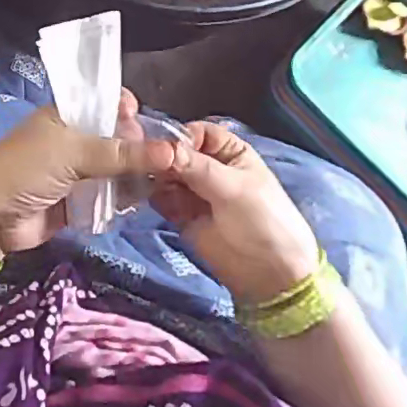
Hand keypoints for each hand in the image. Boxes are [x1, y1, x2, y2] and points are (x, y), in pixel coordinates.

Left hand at [0, 91, 153, 256]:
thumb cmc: (25, 169)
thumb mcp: (73, 152)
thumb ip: (121, 153)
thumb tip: (172, 152)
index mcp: (69, 114)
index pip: (108, 103)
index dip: (130, 111)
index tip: (149, 125)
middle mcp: (77, 139)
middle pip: (120, 138)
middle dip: (143, 147)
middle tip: (164, 160)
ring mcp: (79, 171)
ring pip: (120, 168)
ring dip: (138, 175)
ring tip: (162, 181)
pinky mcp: (81, 200)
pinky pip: (112, 195)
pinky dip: (126, 198)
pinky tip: (143, 199)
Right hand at [147, 121, 321, 305]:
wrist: (269, 274)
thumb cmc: (262, 221)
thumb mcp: (233, 188)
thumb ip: (196, 167)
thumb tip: (160, 148)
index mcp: (229, 152)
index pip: (196, 132)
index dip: (178, 138)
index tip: (160, 149)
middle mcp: (208, 167)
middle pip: (175, 152)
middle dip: (159, 157)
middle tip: (141, 165)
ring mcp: (193, 191)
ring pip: (163, 174)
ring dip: (150, 175)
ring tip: (137, 181)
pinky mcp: (180, 214)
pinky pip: (159, 198)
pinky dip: (148, 195)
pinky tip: (138, 195)